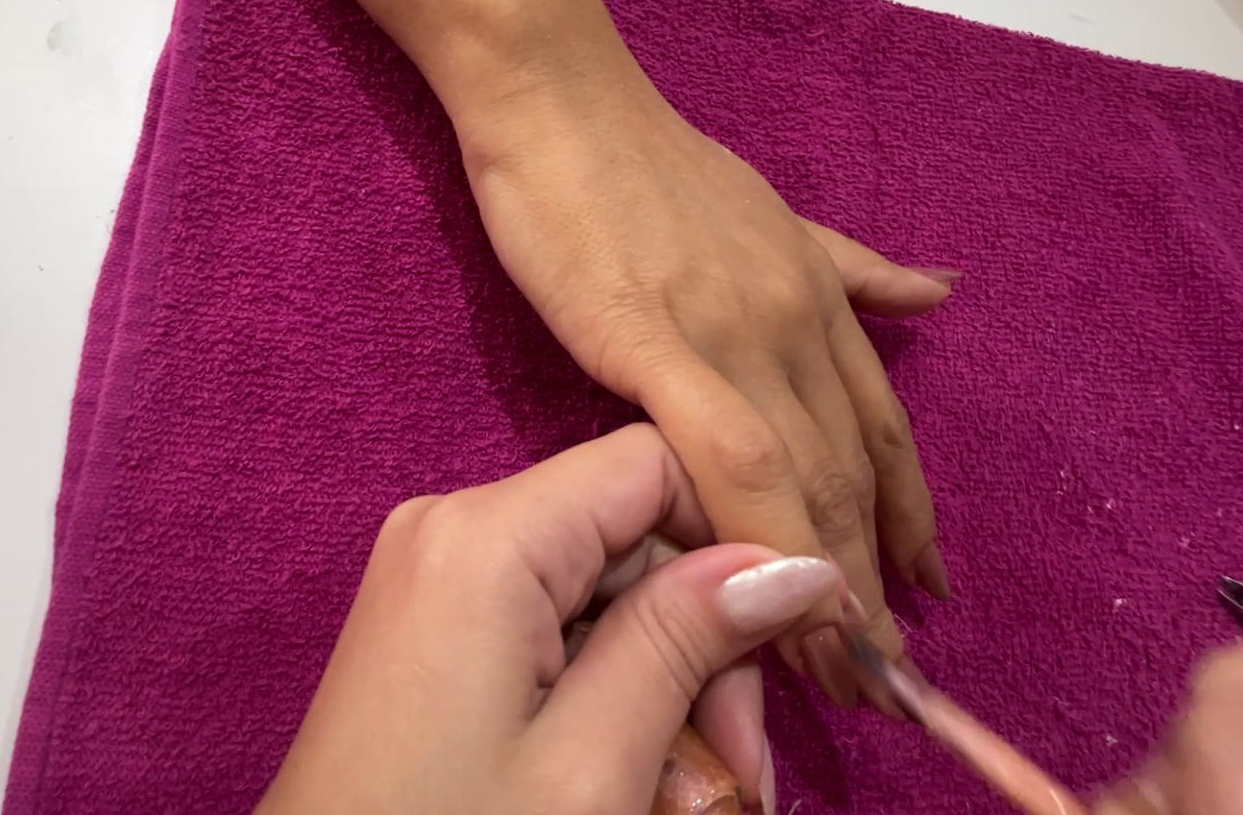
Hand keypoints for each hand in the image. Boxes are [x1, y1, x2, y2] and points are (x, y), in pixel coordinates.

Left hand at [258, 425, 837, 814]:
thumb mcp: (592, 764)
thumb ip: (686, 639)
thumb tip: (795, 563)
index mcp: (486, 533)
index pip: (648, 461)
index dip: (737, 528)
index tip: (807, 629)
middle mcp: (454, 521)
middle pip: (627, 535)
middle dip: (697, 642)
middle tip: (740, 774)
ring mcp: (438, 563)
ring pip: (597, 584)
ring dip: (659, 678)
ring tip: (686, 794)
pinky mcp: (435, 609)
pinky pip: (548, 614)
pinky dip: (600, 681)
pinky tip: (623, 769)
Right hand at [459, 62, 955, 707]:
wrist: (559, 109)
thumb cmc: (636, 165)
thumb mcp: (768, 209)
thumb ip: (848, 265)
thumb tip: (938, 288)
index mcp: (812, 294)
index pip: (879, 432)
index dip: (908, 519)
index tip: (923, 594)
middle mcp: (792, 320)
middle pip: (850, 473)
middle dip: (875, 582)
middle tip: (887, 677)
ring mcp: (729, 331)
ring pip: (803, 478)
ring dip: (828, 582)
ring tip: (843, 671)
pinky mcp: (650, 342)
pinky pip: (725, 454)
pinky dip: (759, 531)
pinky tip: (771, 594)